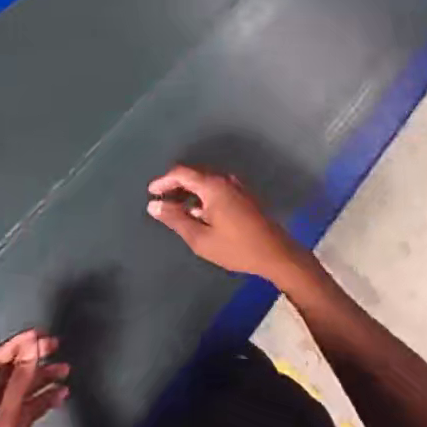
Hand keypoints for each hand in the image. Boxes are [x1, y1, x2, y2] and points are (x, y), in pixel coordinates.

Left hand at [0, 329, 69, 426]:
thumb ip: (18, 386)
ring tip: (66, 370)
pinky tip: (62, 396)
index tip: (42, 335)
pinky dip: (44, 400)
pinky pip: (28, 410)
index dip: (16, 345)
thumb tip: (31, 348)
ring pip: (21, 391)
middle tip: (57, 346)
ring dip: (41, 378)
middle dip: (31, 358)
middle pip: (9, 374)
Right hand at [146, 166, 317, 286]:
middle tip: (160, 201)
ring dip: (189, 191)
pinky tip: (196, 213)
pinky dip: (202, 196)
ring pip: (206, 182)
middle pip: (194, 174)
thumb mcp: (200, 237)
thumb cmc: (236, 247)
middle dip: (175, 185)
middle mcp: (225, 180)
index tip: (151, 193)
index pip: (182, 173)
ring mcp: (237, 187)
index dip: (164, 181)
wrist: (275, 253)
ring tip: (174, 209)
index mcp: (213, 185)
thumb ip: (176, 219)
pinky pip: (216, 188)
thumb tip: (154, 205)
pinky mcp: (243, 196)